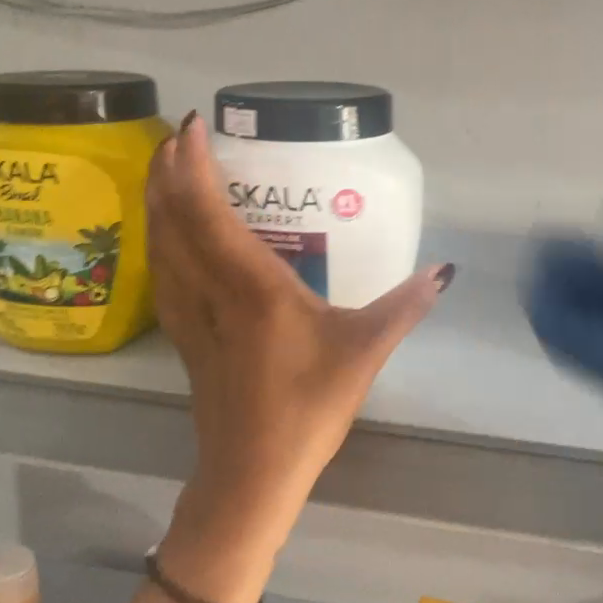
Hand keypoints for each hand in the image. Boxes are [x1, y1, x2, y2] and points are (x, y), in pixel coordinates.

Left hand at [146, 114, 451, 600]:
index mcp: (252, 288)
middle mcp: (211, 292)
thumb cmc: (307, 411)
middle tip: (174, 135)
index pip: (210, 213)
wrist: (251, 476)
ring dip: (157, 203)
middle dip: (167, 172)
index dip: (195, 166)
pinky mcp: (185, 339)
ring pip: (161, 247)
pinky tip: (168, 239)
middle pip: (173, 221)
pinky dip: (160, 242)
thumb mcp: (364, 353)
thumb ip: (403, 307)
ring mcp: (190, 317)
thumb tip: (444, 270)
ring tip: (164, 171)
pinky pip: (163, 274)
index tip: (193, 126)